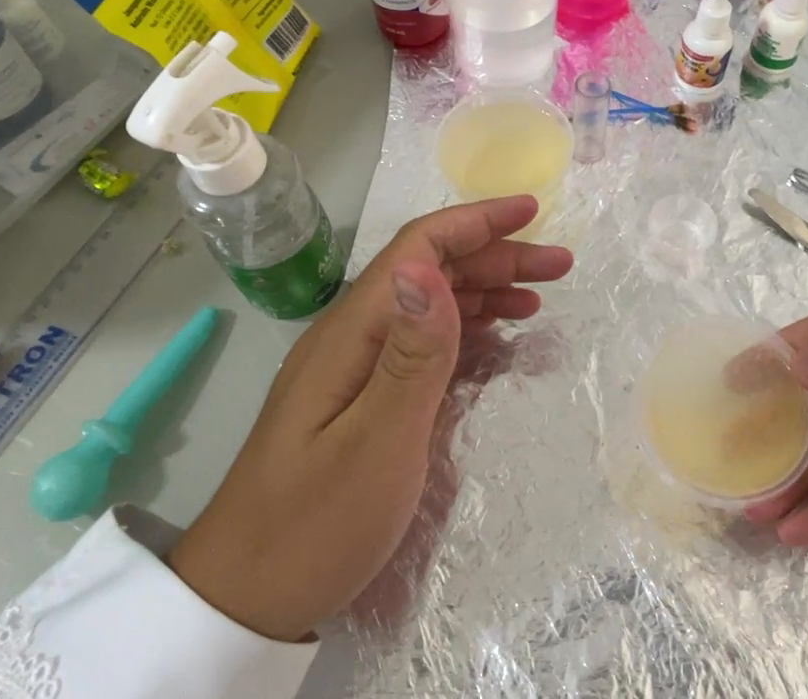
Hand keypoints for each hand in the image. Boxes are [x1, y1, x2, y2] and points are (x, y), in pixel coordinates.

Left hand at [168, 196, 572, 641]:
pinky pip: (422, 347)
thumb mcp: (377, 442)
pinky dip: (466, 333)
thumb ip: (412, 353)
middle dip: (494, 257)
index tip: (533, 211)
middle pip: (428, 272)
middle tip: (560, 267)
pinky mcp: (362, 401)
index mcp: (352, 333)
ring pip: (428, 308)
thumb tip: (427, 264)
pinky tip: (496, 341)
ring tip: (538, 297)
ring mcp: (354, 370)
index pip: (418, 250)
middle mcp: (352, 338)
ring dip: (484, 292)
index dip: (476, 223)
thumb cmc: (315, 524)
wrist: (246, 596)